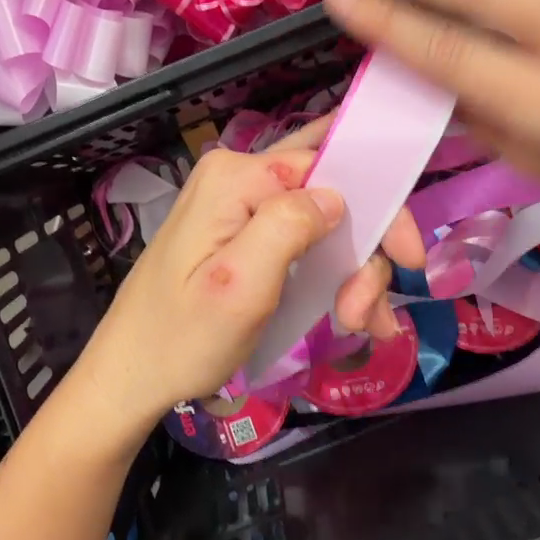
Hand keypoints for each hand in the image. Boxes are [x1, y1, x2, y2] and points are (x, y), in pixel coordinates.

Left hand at [72, 135, 425, 428]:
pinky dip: (332, 272)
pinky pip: (303, 236)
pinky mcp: (243, 230)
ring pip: (324, 217)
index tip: (406, 261)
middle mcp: (239, 175)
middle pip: (331, 189)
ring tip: (359, 325)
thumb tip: (336, 195)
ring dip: (351, 269)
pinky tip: (349, 314)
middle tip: (368, 314)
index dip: (377, 206)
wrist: (132, 374)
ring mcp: (240, 202)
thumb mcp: (239, 287)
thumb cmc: (182, 337)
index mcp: (235, 176)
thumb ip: (287, 227)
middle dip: (362, 249)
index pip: (328, 165)